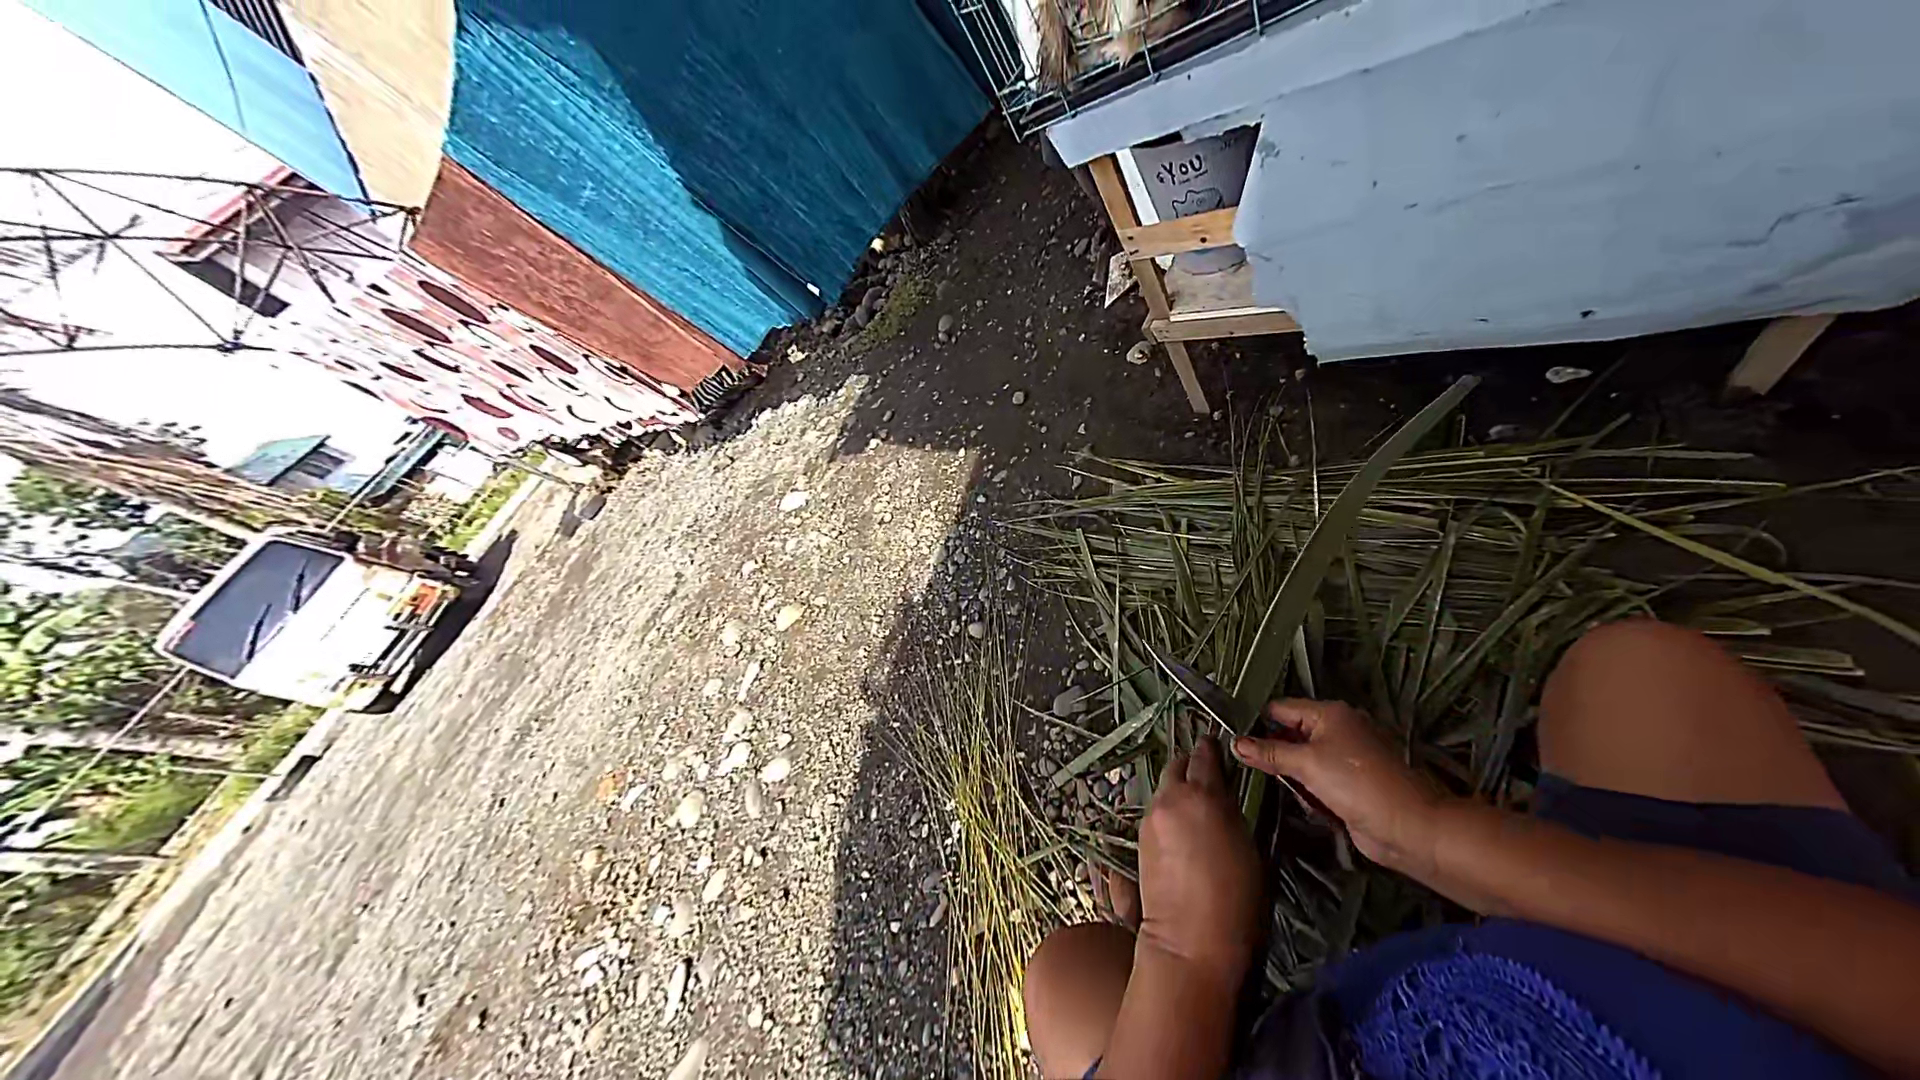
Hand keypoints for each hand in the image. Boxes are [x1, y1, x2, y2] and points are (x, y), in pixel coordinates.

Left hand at [1134, 737, 1263, 984]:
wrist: (1189, 939)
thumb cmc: (1235, 900)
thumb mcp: (1250, 848)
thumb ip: (1233, 812)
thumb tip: (1225, 797)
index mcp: (1203, 796)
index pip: (1204, 757)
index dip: (1211, 749)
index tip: (1216, 743)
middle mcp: (1171, 798)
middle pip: (1176, 765)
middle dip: (1190, 764)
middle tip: (1205, 771)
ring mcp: (1151, 816)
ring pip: (1164, 788)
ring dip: (1177, 787)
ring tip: (1194, 802)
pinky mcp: (1139, 835)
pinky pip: (1156, 809)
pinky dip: (1168, 808)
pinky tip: (1180, 826)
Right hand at [1232, 699, 1441, 874]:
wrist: (1410, 828)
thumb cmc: (1359, 785)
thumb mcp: (1306, 764)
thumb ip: (1268, 752)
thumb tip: (1236, 743)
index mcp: (1330, 714)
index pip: (1280, 709)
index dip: (1256, 720)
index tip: (1230, 735)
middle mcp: (1337, 730)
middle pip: (1290, 733)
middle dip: (1270, 748)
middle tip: (1241, 761)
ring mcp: (1345, 757)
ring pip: (1300, 758)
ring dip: (1287, 771)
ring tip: (1266, 781)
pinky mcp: (1349, 783)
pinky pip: (1315, 778)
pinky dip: (1305, 787)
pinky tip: (1297, 798)